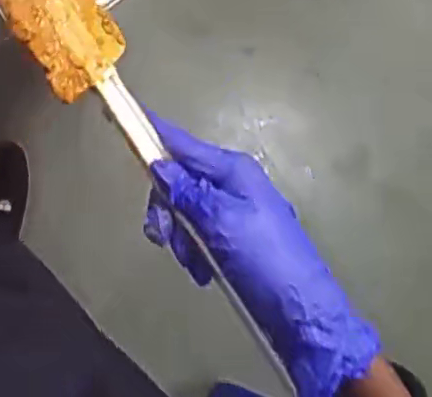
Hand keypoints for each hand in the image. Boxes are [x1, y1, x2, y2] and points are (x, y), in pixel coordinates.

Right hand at [143, 111, 381, 396]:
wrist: (306, 317)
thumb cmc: (264, 259)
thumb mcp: (221, 221)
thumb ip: (187, 192)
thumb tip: (158, 163)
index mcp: (232, 169)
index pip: (182, 142)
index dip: (153, 130)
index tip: (125, 113)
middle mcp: (232, 182)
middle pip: (178, 179)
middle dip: (166, 207)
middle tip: (164, 236)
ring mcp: (234, 210)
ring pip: (185, 209)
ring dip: (180, 236)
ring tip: (193, 262)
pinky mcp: (235, 238)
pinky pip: (199, 233)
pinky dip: (194, 251)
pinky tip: (204, 271)